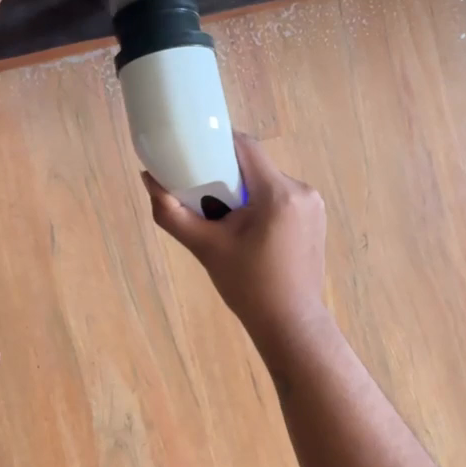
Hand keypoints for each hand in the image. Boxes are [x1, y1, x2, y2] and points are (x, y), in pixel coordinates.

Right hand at [144, 133, 330, 338]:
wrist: (290, 322)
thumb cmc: (246, 286)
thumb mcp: (204, 247)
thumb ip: (172, 212)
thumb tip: (149, 179)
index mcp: (277, 193)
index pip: (244, 146)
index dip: (217, 144)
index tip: (195, 153)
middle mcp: (301, 190)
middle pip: (255, 165)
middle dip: (228, 174)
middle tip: (205, 195)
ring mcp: (313, 204)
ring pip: (268, 181)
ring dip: (246, 191)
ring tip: (226, 218)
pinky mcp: (316, 218)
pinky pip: (282, 197)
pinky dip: (263, 204)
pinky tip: (250, 230)